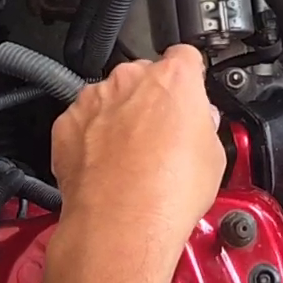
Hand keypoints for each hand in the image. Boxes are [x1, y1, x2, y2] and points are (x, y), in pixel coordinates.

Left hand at [49, 45, 226, 273]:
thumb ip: (205, 126)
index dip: (190, 78)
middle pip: (145, 76)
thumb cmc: (168, 192)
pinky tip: (108, 167)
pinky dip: (92, 137)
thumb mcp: (214, 156)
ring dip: (121, 118)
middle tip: (163, 138)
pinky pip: (83, 122)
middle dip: (153, 101)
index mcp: (173, 78)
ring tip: (133, 159)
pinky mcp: (68, 124)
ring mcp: (95, 99)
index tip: (190, 95)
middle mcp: (130, 79)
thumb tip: (200, 127)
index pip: (185, 58)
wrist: (122, 224)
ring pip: (112, 98)